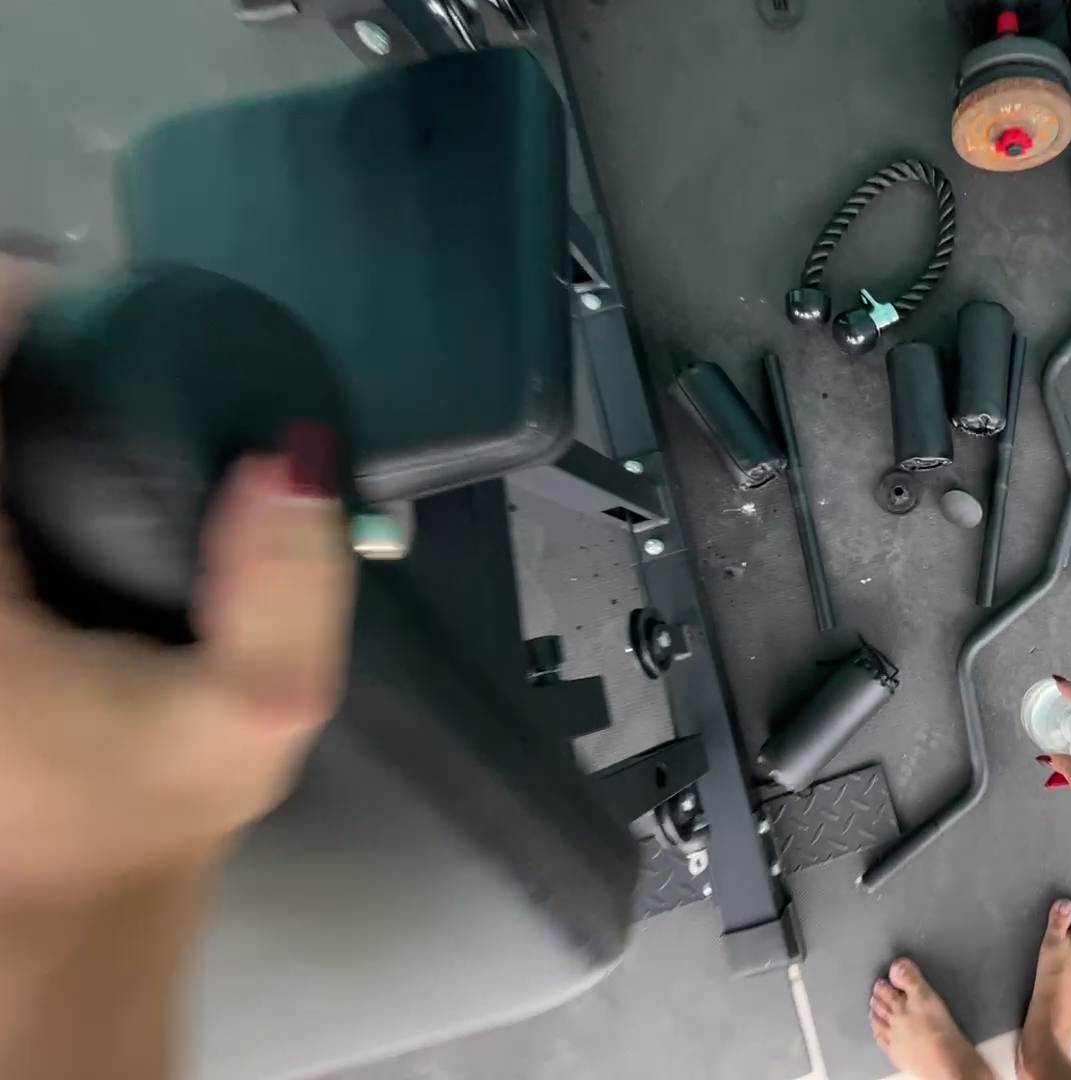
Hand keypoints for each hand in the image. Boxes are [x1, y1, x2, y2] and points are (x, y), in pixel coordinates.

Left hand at [0, 257, 354, 908]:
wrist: (69, 879)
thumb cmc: (163, 796)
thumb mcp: (267, 702)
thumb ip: (290, 585)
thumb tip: (291, 455)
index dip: (6, 316)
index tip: (98, 300)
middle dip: (21, 344)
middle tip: (125, 331)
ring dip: (21, 388)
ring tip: (110, 368)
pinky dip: (25, 440)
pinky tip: (75, 439)